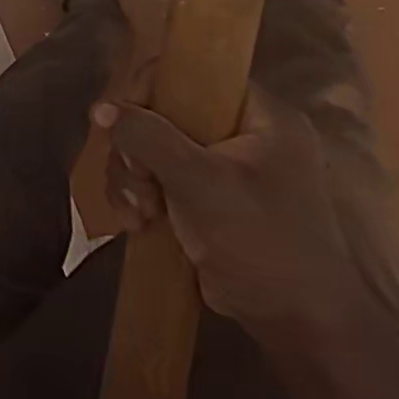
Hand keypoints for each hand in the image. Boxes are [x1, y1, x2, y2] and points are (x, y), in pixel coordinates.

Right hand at [95, 88, 369, 336]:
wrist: (299, 325)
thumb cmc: (262, 242)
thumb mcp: (200, 183)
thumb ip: (148, 138)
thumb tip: (99, 108)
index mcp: (259, 116)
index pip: (194, 73)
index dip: (152, 91)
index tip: (127, 123)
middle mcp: (240, 134)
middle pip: (162, 114)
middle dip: (137, 151)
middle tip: (139, 181)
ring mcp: (220, 169)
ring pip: (151, 149)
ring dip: (132, 179)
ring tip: (138, 214)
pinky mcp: (202, 199)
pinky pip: (155, 179)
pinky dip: (139, 197)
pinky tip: (138, 224)